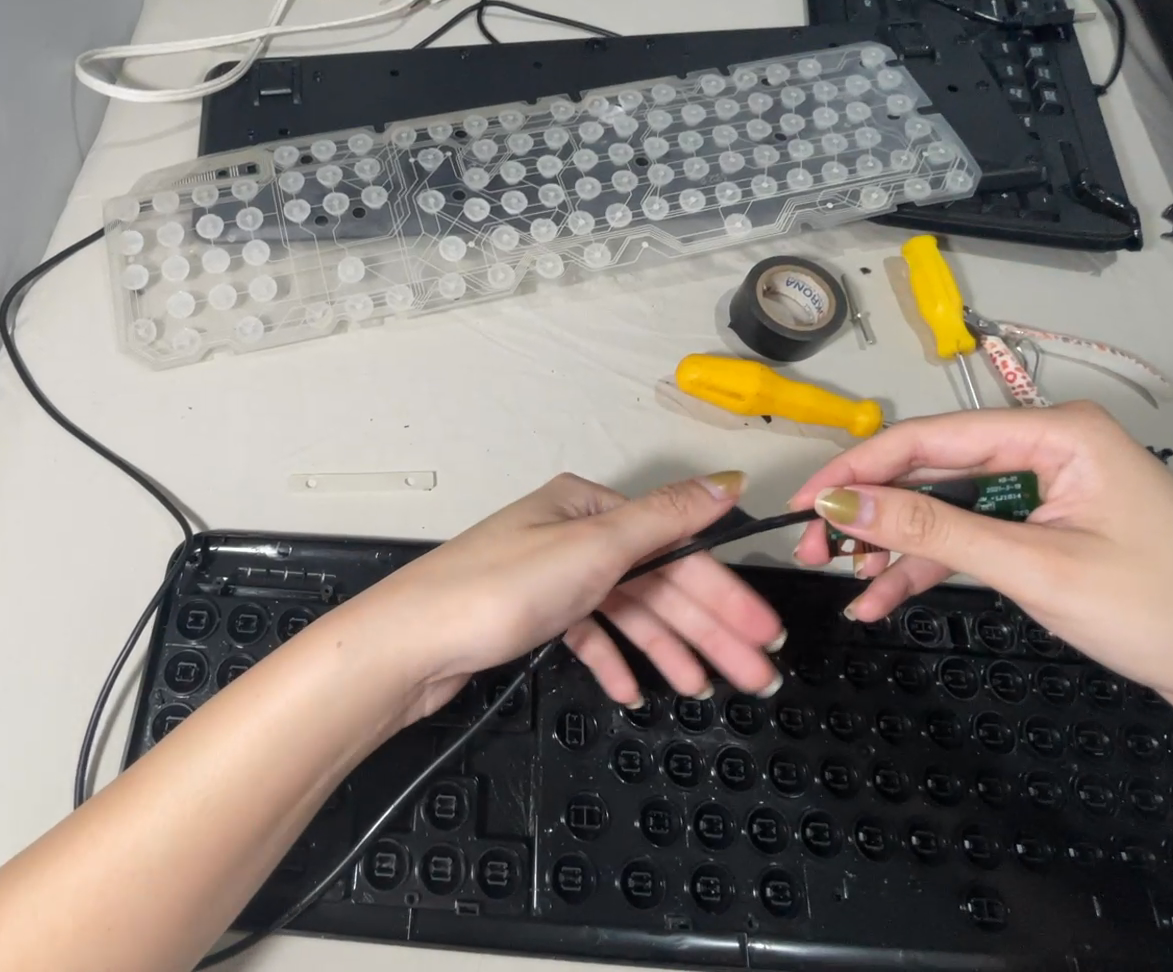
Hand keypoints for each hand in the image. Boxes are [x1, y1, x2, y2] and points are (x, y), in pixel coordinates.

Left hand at [349, 472, 788, 721]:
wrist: (408, 645)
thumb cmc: (495, 591)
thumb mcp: (590, 548)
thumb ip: (663, 519)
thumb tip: (724, 481)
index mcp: (586, 506)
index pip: (674, 548)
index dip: (722, 593)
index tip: (763, 635)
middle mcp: (570, 533)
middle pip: (653, 581)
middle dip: (704, 629)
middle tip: (753, 676)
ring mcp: (549, 575)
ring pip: (624, 611)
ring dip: (666, 649)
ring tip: (704, 689)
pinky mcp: (530, 614)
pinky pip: (587, 633)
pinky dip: (613, 659)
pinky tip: (635, 690)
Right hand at [787, 401, 1172, 723]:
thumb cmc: (1167, 609)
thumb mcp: (1034, 567)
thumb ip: (929, 528)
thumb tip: (840, 503)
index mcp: (1051, 434)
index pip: (925, 439)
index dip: (855, 470)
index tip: (801, 504)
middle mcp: (1040, 452)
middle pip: (925, 474)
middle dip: (867, 514)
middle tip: (811, 548)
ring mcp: (1038, 494)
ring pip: (936, 511)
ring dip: (888, 547)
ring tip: (839, 578)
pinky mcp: (1038, 533)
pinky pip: (962, 542)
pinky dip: (921, 570)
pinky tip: (879, 599)